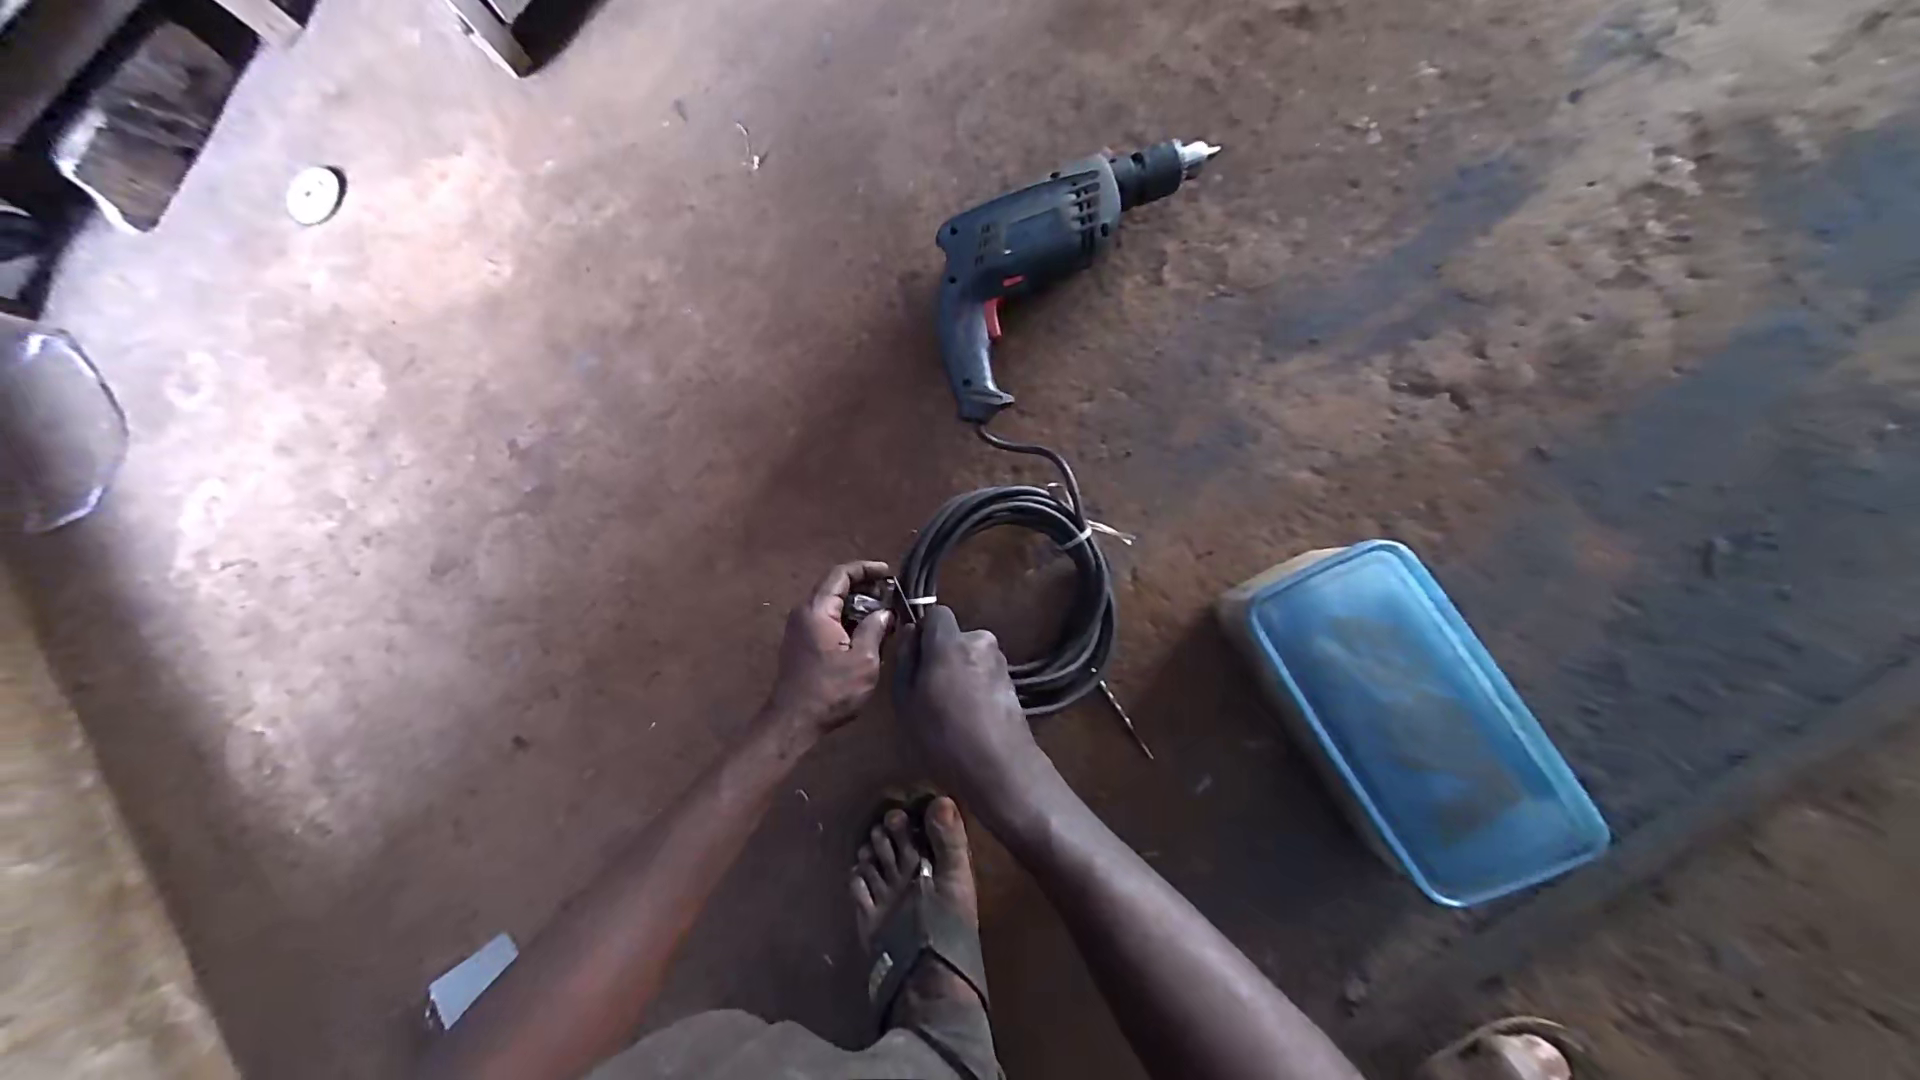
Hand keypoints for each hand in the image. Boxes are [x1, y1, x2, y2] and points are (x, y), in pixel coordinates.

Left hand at [765, 561, 893, 733]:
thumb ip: (875, 629)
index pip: (841, 574)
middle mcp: (804, 613)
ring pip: (832, 605)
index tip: (888, 573)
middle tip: (891, 597)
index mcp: (817, 610)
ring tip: (885, 616)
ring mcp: (800, 629)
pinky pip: (827, 621)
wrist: (794, 722)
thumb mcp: (863, 659)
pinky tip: (867, 634)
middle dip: (865, 588)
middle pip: (835, 587)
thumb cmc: (830, 690)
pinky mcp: (802, 644)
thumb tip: (885, 613)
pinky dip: (848, 620)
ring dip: (858, 606)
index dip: (866, 569)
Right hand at [893, 605, 1047, 811]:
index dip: (923, 631)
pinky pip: (984, 674)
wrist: (999, 767)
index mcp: (951, 641)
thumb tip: (909, 632)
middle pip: (954, 637)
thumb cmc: (942, 734)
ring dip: (959, 672)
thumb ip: (905, 658)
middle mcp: (980, 641)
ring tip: (950, 710)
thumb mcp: (906, 699)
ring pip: (969, 656)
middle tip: (929, 690)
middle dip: (941, 655)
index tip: (914, 658)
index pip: (936, 613)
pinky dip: (975, 687)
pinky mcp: (1012, 683)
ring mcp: (1000, 662)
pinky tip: (970, 717)